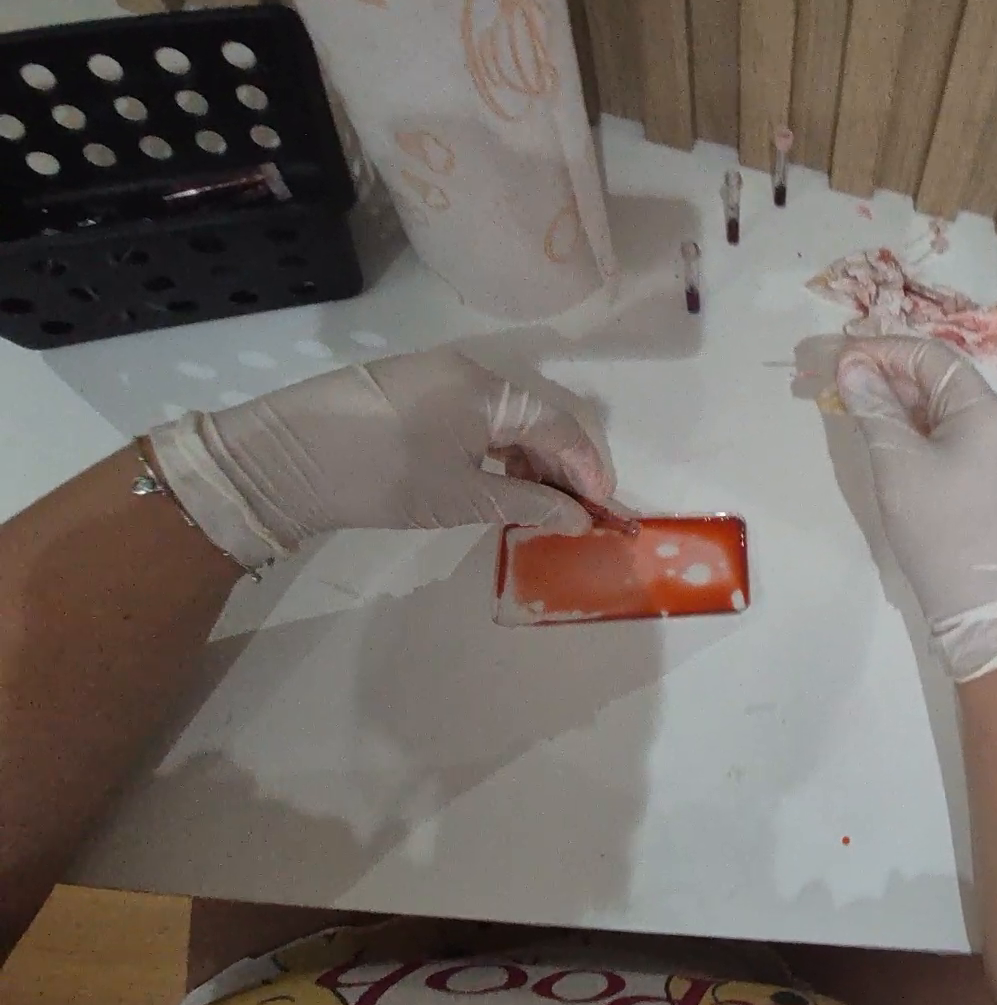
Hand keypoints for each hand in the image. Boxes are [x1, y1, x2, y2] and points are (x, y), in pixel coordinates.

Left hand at [148, 346, 612, 567]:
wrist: (269, 464)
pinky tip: (497, 473)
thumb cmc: (378, 479)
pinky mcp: (412, 385)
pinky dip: (497, 444)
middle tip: (572, 506)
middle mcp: (467, 370)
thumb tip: (581, 519)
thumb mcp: (464, 498)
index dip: (586, 468)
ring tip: (535, 497)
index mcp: (485, 389)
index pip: (558, 427)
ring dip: (530, 456)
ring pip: (507, 414)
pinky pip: (476, 411)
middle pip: (537, 417)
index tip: (601, 506)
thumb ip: (533, 503)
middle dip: (561, 464)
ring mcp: (436, 373)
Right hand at [836, 337, 996, 679]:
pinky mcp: (980, 473)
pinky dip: (910, 428)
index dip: (884, 350)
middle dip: (885, 373)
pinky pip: (943, 434)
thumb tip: (851, 366)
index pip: (932, 358)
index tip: (840, 357)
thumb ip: (873, 407)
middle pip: (936, 379)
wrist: (974, 598)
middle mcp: (996, 422)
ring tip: (848, 401)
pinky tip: (878, 428)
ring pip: (937, 408)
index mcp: (986, 410)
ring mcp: (991, 449)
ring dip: (894, 401)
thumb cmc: (937, 526)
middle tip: (835, 378)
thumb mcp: (897, 462)